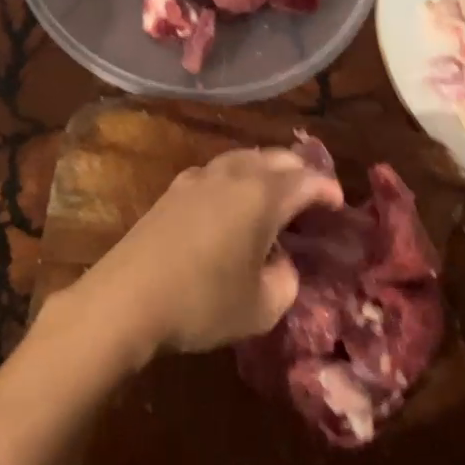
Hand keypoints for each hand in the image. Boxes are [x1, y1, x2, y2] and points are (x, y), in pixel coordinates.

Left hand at [66, 147, 343, 360]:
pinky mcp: (172, 190)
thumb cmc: (202, 303)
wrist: (125, 299)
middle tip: (312, 198)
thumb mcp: (262, 307)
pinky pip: (218, 172)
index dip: (328, 190)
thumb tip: (281, 263)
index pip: (307, 180)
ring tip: (275, 197)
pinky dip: (237, 180)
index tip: (340, 206)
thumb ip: (286, 280)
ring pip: (244, 159)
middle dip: (300, 173)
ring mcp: (198, 177)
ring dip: (266, 172)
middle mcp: (233, 174)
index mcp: (263, 195)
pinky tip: (232, 205)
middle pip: (277, 158)